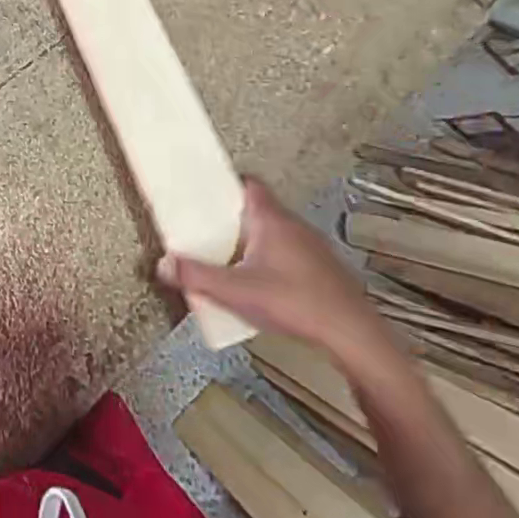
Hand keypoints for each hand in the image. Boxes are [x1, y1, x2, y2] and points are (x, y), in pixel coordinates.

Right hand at [157, 179, 389, 370]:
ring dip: (254, 243)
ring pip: (274, 233)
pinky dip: (272, 263)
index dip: (228, 183)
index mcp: (271, 218)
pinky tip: (263, 288)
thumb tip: (166, 264)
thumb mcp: (236, 291)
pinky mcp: (321, 270)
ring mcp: (311, 247)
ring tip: (233, 263)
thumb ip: (197, 277)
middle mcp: (293, 225)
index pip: (249, 183)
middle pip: (257, 209)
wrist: (352, 334)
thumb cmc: (300, 304)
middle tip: (213, 232)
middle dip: (233, 220)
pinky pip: (289, 255)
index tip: (209, 191)